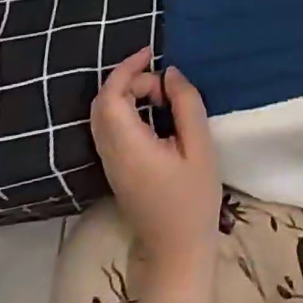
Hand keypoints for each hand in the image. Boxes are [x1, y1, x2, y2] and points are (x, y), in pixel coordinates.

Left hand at [90, 47, 221, 267]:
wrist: (178, 249)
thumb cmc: (194, 199)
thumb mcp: (200, 148)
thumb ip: (186, 105)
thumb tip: (171, 73)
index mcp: (129, 146)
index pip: (111, 96)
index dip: (126, 69)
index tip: (151, 53)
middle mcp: (110, 152)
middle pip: (102, 103)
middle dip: (128, 80)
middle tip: (164, 83)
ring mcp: (109, 163)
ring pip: (102, 116)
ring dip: (126, 94)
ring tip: (161, 95)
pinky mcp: (114, 170)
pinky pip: (109, 128)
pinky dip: (125, 110)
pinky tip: (152, 113)